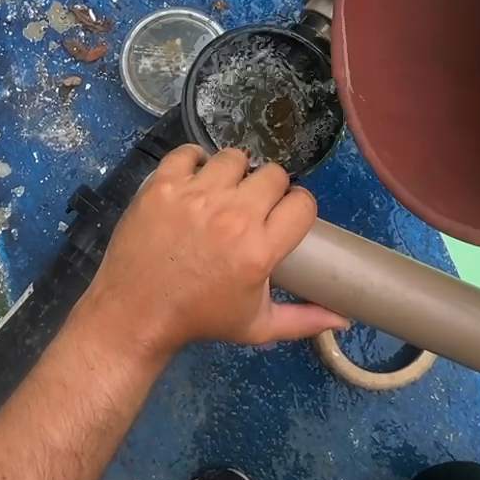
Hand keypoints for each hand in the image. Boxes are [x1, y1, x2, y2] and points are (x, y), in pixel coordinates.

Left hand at [83, 146, 346, 359]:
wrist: (134, 315)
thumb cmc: (200, 320)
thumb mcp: (258, 327)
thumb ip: (304, 320)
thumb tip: (345, 320)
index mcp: (260, 249)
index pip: (302, 203)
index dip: (296, 209)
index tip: (282, 219)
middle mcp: (232, 216)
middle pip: (272, 174)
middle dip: (268, 190)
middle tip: (251, 209)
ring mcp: (194, 196)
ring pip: (234, 157)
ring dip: (233, 174)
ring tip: (221, 193)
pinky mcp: (162, 185)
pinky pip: (189, 152)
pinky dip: (193, 162)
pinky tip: (193, 182)